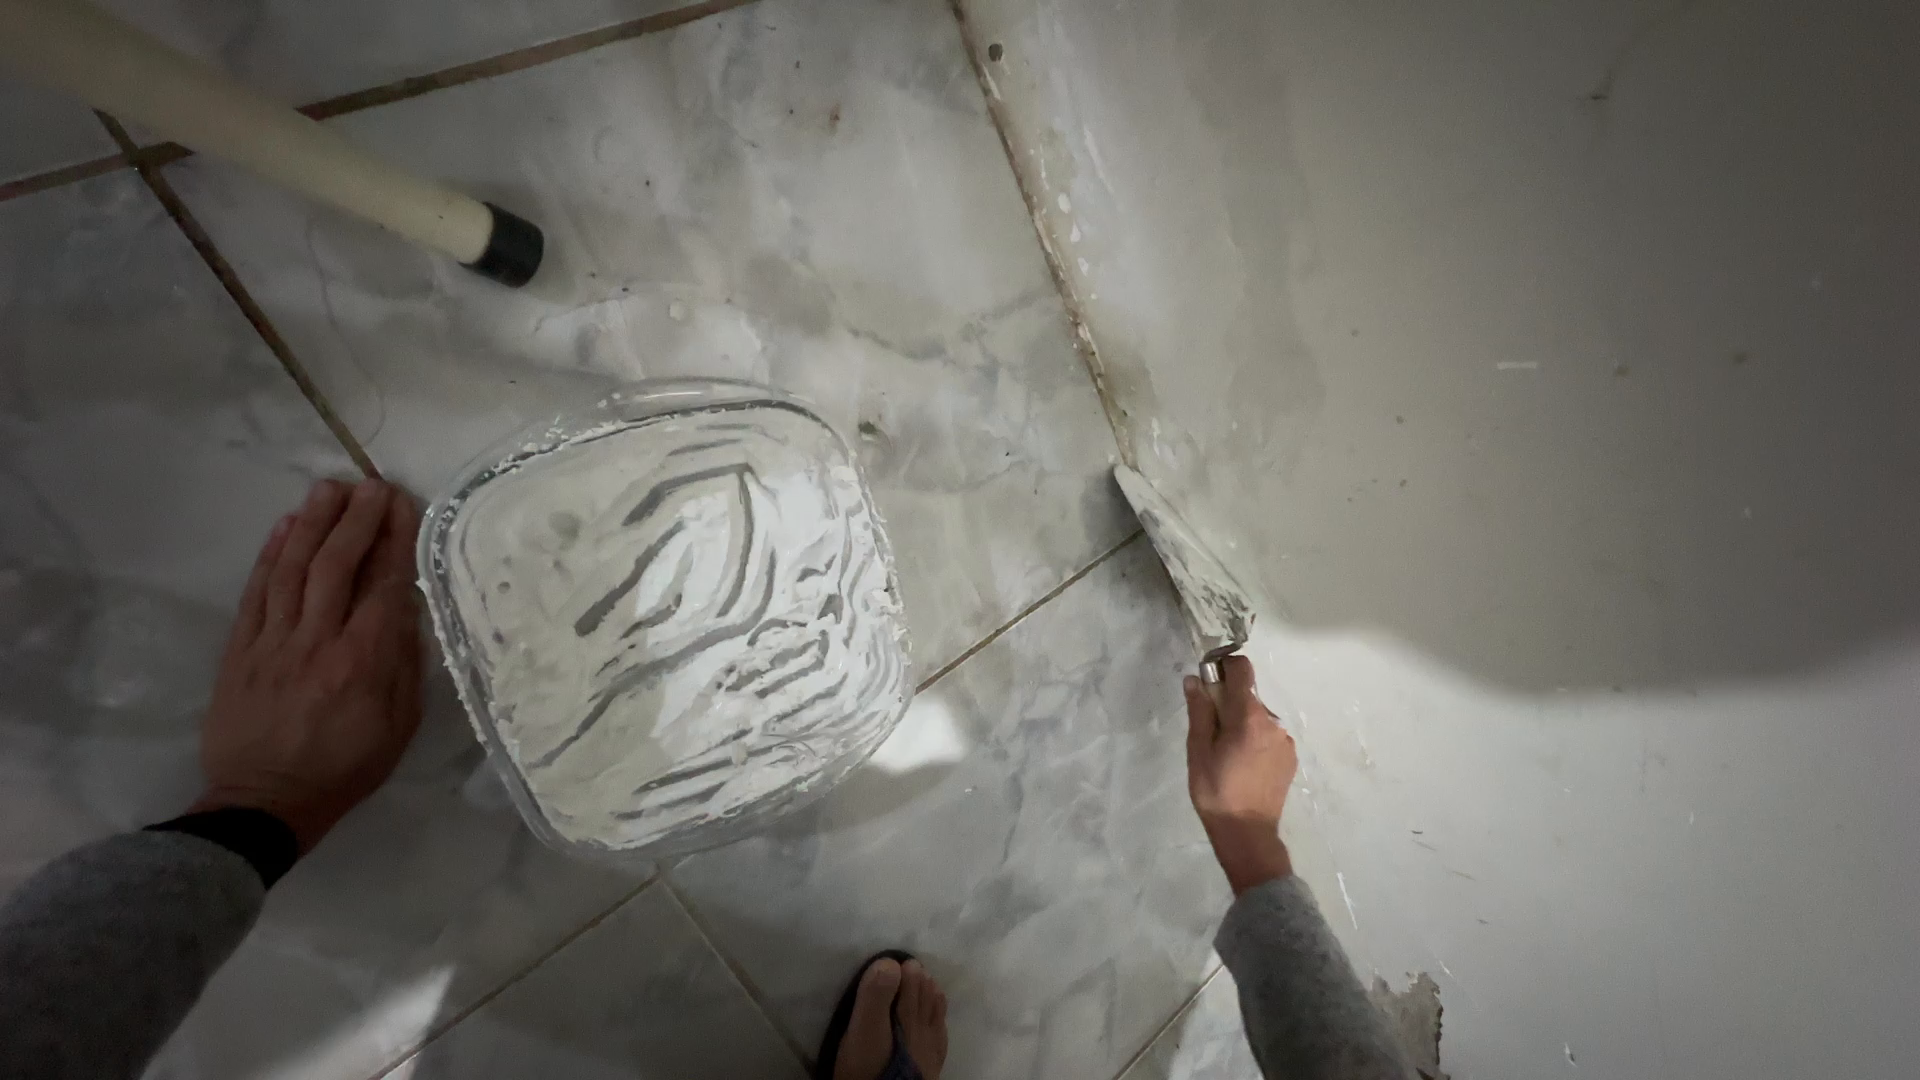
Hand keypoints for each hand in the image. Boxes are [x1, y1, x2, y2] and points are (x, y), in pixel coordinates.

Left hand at [191, 477, 424, 853]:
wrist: (265, 802)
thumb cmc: (351, 763)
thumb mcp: (402, 721)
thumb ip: (405, 662)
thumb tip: (409, 611)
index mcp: (365, 660)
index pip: (384, 586)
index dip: (396, 541)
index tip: (406, 506)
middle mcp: (318, 641)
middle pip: (336, 567)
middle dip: (357, 521)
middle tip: (374, 485)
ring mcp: (273, 642)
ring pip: (293, 570)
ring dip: (313, 525)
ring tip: (331, 489)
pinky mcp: (240, 650)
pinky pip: (256, 593)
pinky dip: (270, 555)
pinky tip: (287, 527)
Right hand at [1184, 655, 1296, 894]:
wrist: (1248, 834)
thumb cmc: (1215, 790)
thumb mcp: (1197, 749)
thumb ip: (1199, 710)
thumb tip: (1196, 679)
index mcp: (1248, 717)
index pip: (1243, 669)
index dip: (1224, 667)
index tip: (1209, 683)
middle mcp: (1272, 722)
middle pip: (1248, 695)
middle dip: (1228, 702)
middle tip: (1210, 730)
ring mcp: (1285, 740)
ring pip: (1258, 715)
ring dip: (1241, 721)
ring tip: (1226, 752)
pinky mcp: (1290, 757)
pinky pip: (1268, 734)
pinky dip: (1254, 738)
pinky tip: (1243, 763)